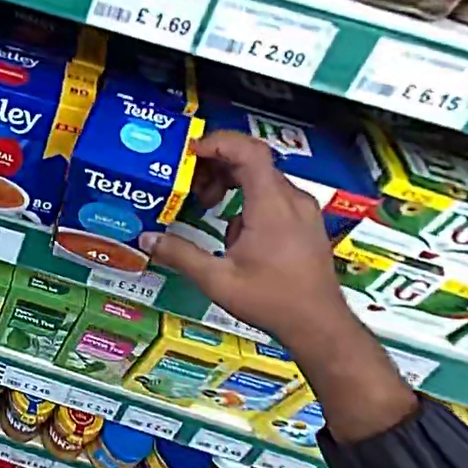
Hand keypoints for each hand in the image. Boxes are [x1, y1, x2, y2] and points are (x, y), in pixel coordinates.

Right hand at [143, 130, 415, 441]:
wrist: (319, 324)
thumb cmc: (272, 301)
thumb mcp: (218, 280)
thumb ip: (181, 255)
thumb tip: (148, 239)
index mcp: (271, 205)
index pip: (248, 150)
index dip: (217, 143)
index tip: (190, 153)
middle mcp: (291, 199)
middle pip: (252, 161)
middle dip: (217, 167)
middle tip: (190, 185)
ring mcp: (302, 210)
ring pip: (262, 178)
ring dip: (231, 184)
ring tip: (208, 207)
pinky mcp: (306, 222)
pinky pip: (273, 196)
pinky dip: (248, 200)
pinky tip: (234, 233)